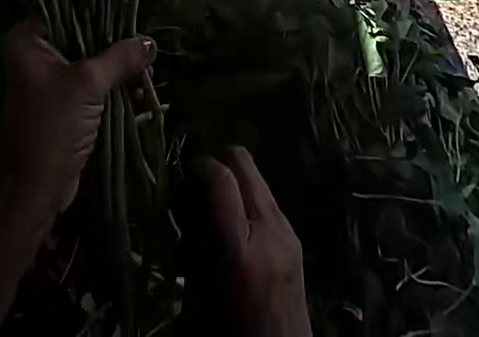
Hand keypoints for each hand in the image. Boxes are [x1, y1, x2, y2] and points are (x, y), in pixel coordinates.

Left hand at [0, 21, 152, 336]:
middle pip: (83, 33)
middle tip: (146, 31)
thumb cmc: (50, 128)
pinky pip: (94, 82)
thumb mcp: (88, 84)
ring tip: (149, 54)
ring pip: (91, 59)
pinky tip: (142, 77)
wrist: (32, 192)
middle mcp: (37, 53)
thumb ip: (120, 58)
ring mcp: (51, 79)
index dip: (102, 8)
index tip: (134, 5)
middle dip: (115, 38)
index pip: (69, 8)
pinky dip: (115, 82)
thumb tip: (151, 42)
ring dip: (118, 62)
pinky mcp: (65, 102)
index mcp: (29, 40)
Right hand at [204, 146, 311, 336]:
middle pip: (246, 165)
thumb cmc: (236, 335)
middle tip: (200, 174)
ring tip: (215, 198)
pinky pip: (268, 200)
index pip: (223, 182)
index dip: (202, 164)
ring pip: (258, 178)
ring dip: (235, 178)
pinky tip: (236, 220)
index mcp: (242, 251)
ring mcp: (286, 231)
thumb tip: (183, 214)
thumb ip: (192, 253)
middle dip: (221, 159)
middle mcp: (268, 231)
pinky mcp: (295, 237)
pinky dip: (249, 197)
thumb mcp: (200, 301)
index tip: (186, 165)